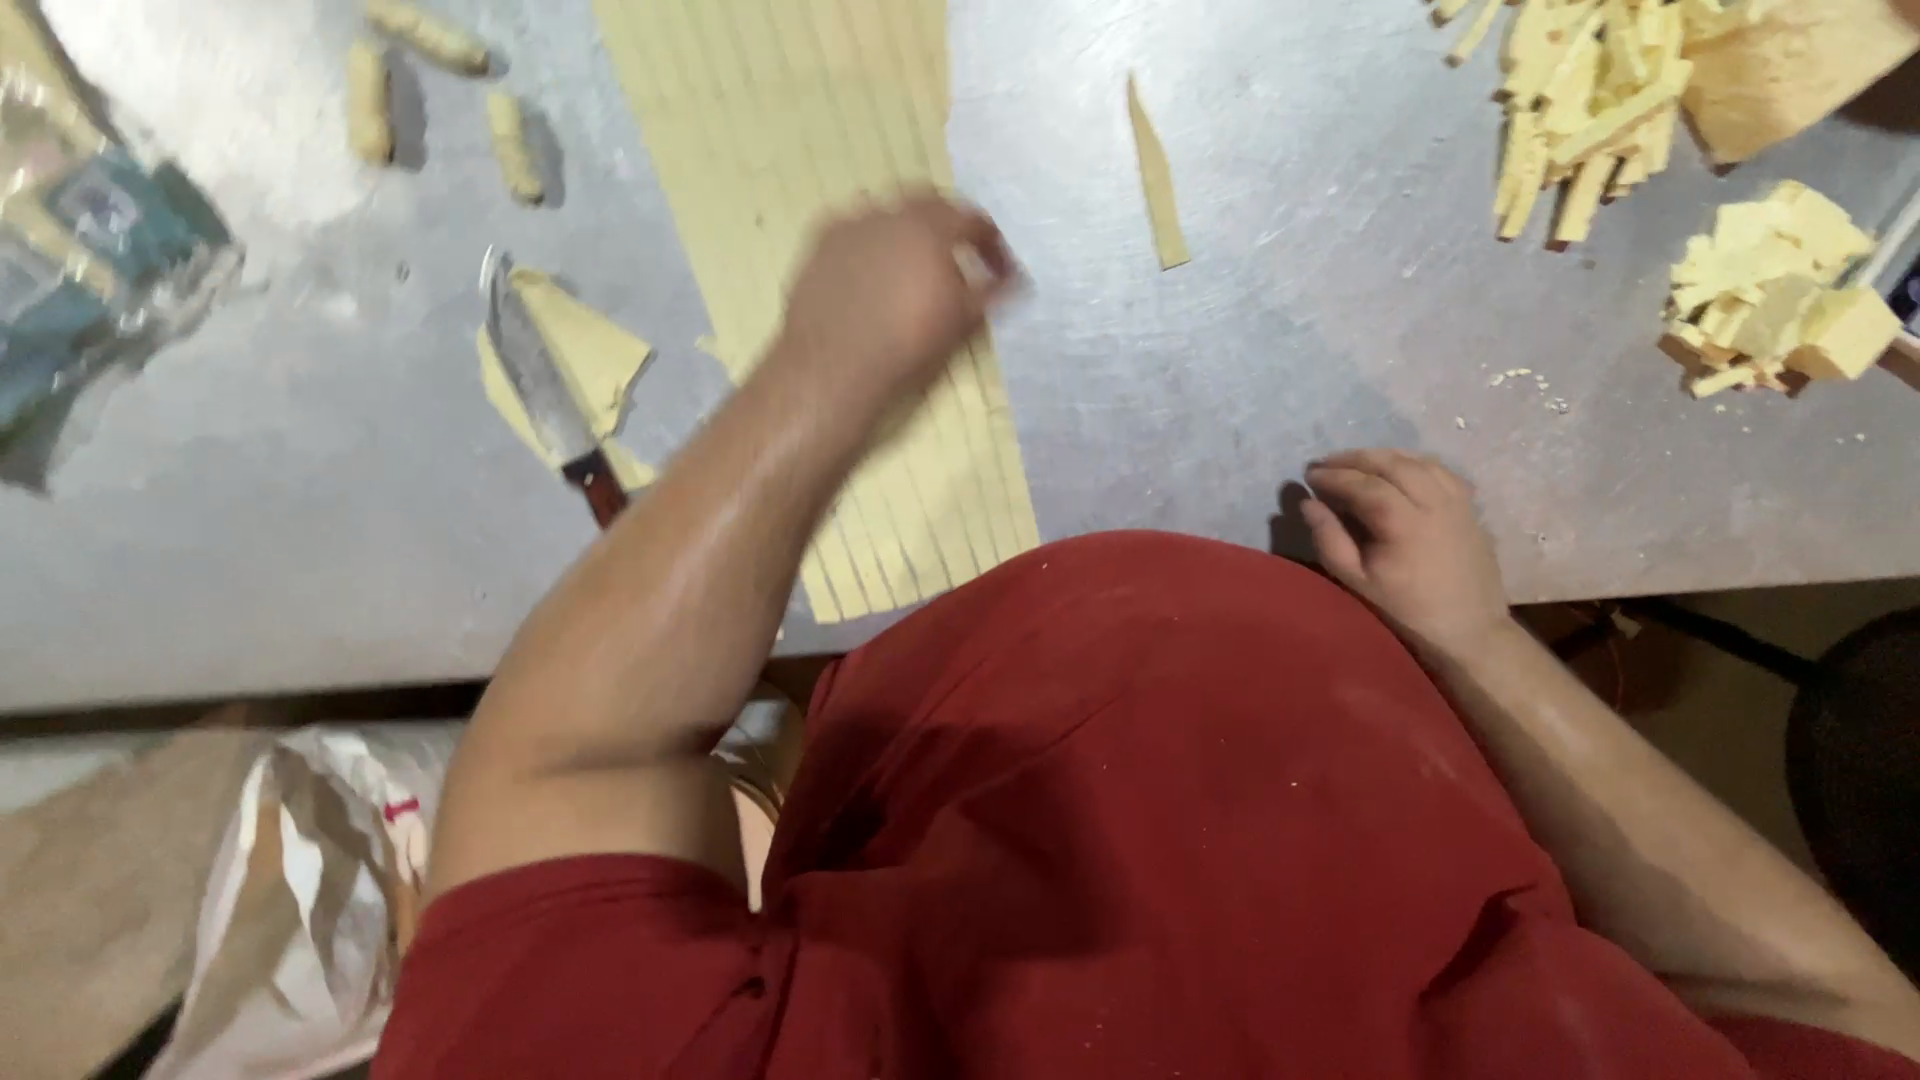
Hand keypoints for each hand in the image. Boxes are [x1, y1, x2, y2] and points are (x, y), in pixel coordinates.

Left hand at [775, 190, 1016, 404]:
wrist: (832, 364)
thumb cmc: (905, 345)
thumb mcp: (959, 323)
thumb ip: (991, 293)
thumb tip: (1016, 280)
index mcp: (932, 228)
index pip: (974, 221)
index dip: (992, 247)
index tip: (999, 272)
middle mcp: (891, 212)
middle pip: (929, 203)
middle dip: (948, 227)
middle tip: (956, 259)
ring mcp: (851, 222)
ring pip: (889, 213)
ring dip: (907, 233)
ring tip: (911, 269)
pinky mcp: (820, 241)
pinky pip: (855, 230)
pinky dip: (871, 245)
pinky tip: (870, 275)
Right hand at [1303, 449, 1513, 663]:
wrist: (1467, 625)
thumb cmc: (1405, 606)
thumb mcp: (1356, 580)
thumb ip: (1329, 539)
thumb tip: (1308, 504)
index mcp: (1405, 524)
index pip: (1365, 485)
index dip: (1334, 476)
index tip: (1309, 475)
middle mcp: (1435, 504)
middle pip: (1393, 464)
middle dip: (1355, 458)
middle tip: (1326, 462)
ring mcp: (1457, 502)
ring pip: (1418, 461)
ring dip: (1383, 456)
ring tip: (1355, 462)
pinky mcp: (1469, 506)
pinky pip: (1440, 470)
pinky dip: (1412, 462)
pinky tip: (1395, 470)